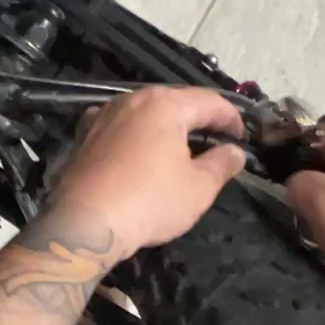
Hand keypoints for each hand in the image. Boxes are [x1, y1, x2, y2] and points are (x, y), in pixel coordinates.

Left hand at [44, 87, 246, 253]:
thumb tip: (235, 152)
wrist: (83, 225)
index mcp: (164, 104)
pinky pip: (119, 129)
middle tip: (214, 143)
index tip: (242, 138)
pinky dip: (135, 137)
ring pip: (144, 114)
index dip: (231, 119)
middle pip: (174, 103)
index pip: (209, 102)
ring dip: (165, 128)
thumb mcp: (198, 188)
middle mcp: (130, 100)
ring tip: (179, 151)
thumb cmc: (148, 203)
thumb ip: (221, 164)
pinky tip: (139, 155)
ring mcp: (102, 116)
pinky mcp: (82, 137)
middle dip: (197, 120)